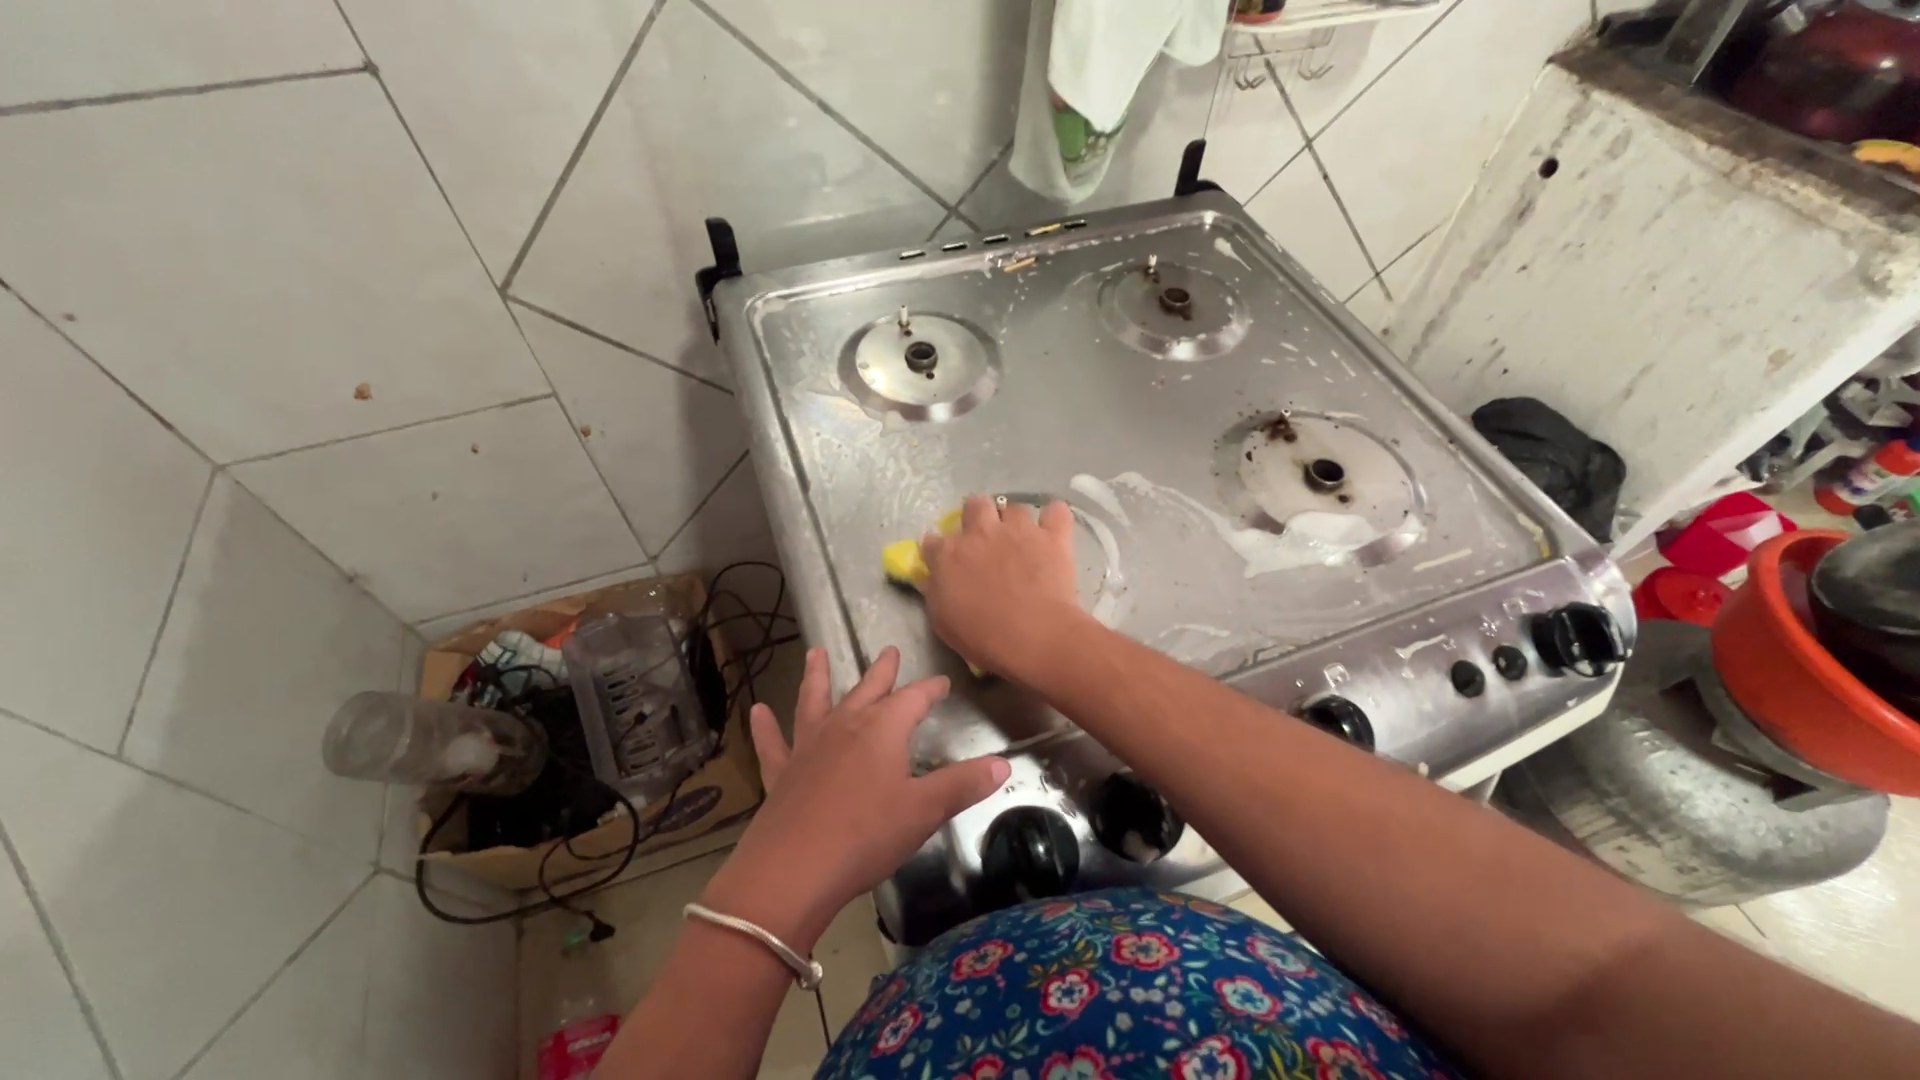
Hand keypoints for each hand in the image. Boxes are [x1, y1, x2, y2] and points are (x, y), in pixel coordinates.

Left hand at [699, 645, 1009, 952]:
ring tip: (816, 653)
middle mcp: (845, 726)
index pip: (914, 699)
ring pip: (815, 702)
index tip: (942, 682)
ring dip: (817, 677)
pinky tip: (756, 711)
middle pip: (867, 690)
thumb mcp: (924, 811)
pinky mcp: (781, 773)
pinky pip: (772, 743)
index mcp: (883, 730)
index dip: (930, 689)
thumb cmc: (866, 835)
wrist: (793, 869)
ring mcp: (808, 747)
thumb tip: (1003, 764)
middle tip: (889, 651)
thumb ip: (963, 784)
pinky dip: (764, 727)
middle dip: (882, 671)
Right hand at [919, 495, 1093, 677]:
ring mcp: (1018, 530)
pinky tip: (1053, 529)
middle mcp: (981, 532)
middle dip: (978, 515)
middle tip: (985, 538)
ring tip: (1021, 538)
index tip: (944, 560)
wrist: (1032, 636)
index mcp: (949, 555)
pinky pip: (1056, 511)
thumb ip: (935, 591)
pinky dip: (1054, 517)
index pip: (933, 540)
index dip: (938, 549)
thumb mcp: (942, 620)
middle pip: (974, 505)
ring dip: (1014, 520)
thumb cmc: (982, 637)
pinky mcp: (1052, 536)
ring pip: (1014, 507)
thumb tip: (932, 577)